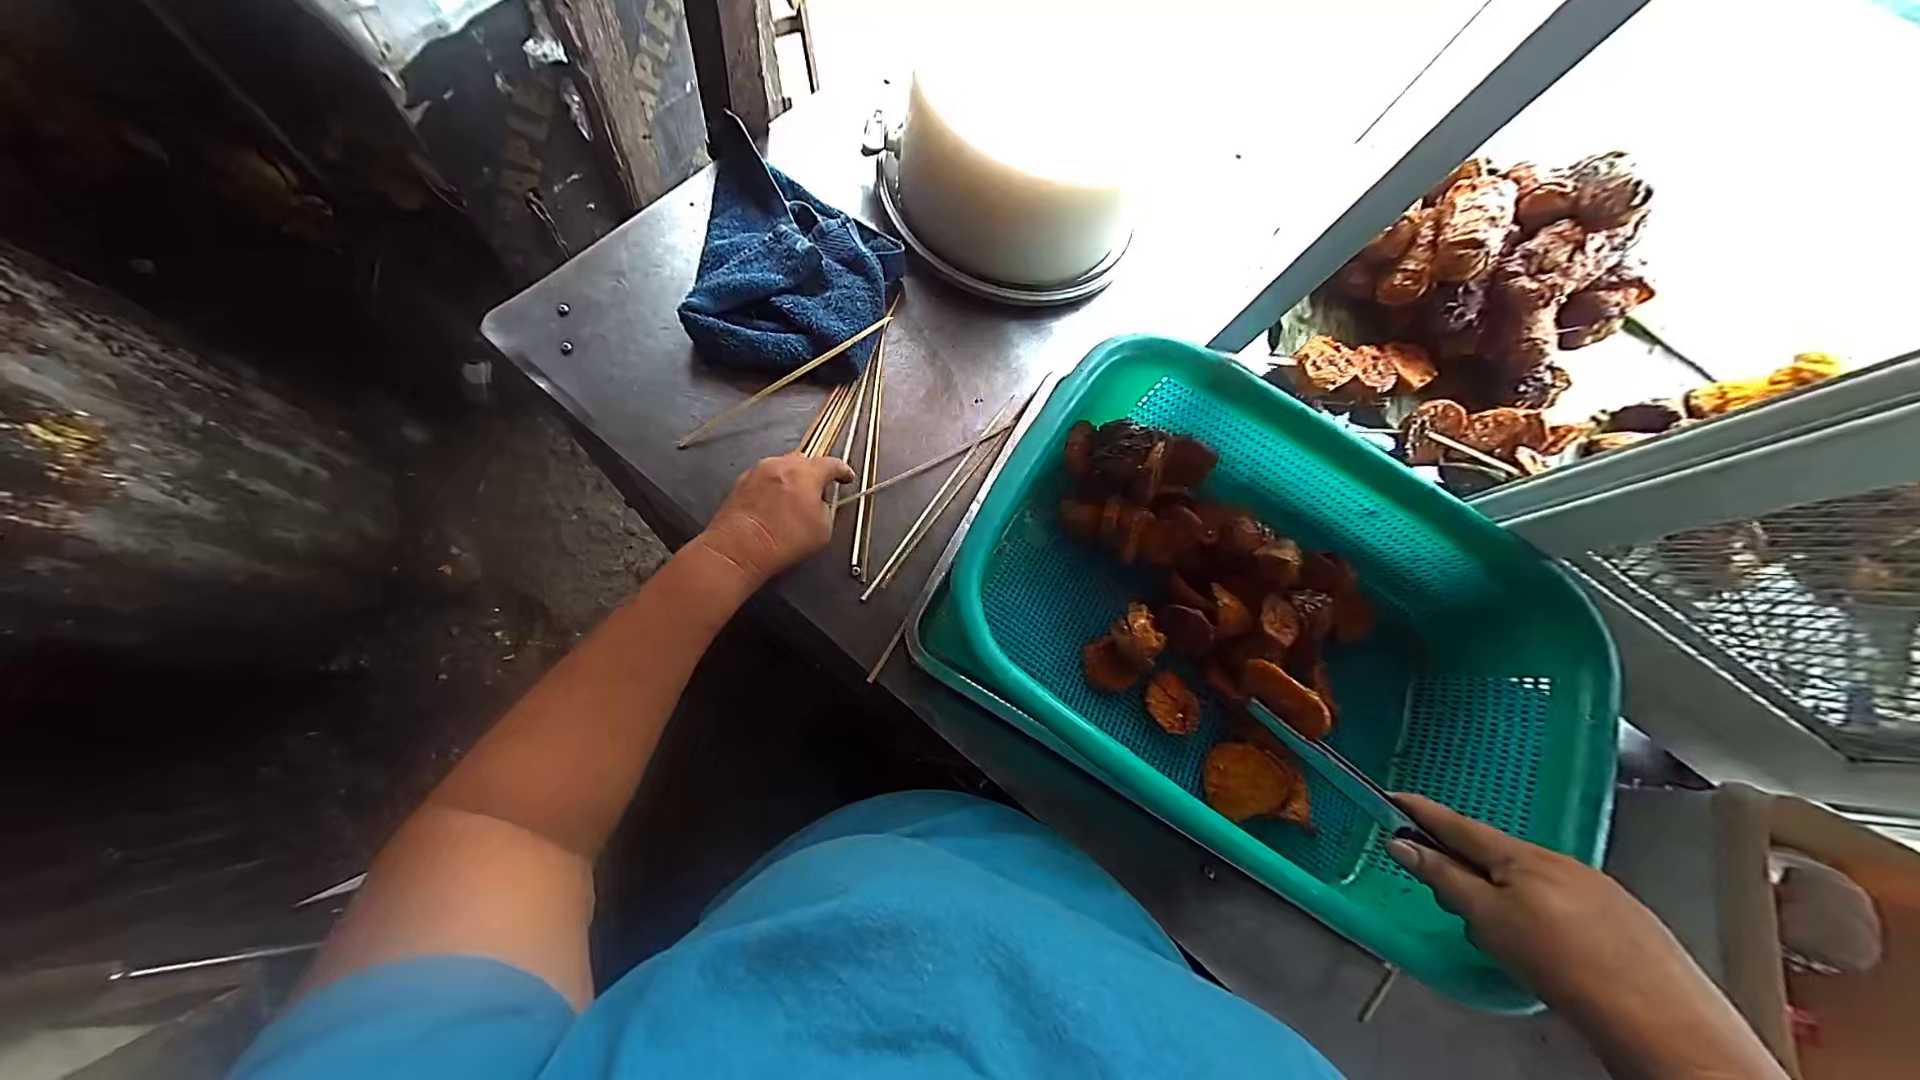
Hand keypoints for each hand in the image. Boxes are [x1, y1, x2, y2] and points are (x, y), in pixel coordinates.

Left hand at [695, 453, 853, 584]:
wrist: (739, 548)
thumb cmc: (784, 539)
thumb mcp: (823, 528)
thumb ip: (826, 508)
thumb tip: (819, 502)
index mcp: (807, 473)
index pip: (832, 463)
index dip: (843, 471)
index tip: (847, 477)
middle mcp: (781, 464)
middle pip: (805, 460)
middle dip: (814, 473)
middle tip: (818, 492)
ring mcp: (758, 471)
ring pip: (782, 468)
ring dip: (791, 480)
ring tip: (793, 501)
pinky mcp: (740, 483)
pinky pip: (764, 479)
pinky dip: (773, 488)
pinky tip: (773, 506)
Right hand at [1390, 795, 1786, 1079]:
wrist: (1668, 1029)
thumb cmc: (1568, 968)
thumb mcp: (1486, 919)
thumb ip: (1442, 876)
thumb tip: (1403, 844)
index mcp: (1524, 856)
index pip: (1459, 824)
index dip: (1422, 811)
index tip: (1396, 798)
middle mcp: (1563, 863)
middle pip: (1495, 853)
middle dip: (1463, 863)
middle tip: (1441, 887)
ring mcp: (1601, 891)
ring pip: (1530, 879)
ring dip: (1502, 891)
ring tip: (1498, 932)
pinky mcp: (1628, 922)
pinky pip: (1564, 901)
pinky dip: (1539, 911)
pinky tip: (1546, 947)